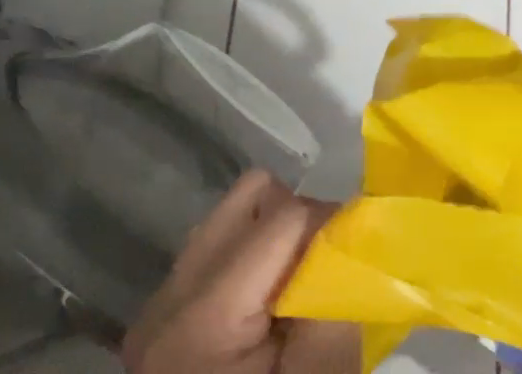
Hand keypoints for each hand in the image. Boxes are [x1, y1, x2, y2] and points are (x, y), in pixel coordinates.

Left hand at [122, 171, 347, 373]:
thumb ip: (337, 299)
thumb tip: (355, 232)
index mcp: (200, 319)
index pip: (284, 218)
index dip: (335, 226)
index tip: (363, 262)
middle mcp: (166, 299)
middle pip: (251, 199)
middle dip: (304, 221)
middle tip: (331, 273)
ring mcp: (157, 310)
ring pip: (233, 219)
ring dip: (280, 240)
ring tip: (302, 292)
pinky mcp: (162, 322)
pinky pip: (219, 253)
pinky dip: (258, 262)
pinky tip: (272, 311)